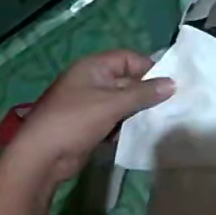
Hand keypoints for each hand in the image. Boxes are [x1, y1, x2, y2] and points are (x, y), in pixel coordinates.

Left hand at [5, 50, 174, 184]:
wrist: (43, 155)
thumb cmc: (75, 120)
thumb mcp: (112, 104)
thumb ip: (142, 94)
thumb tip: (172, 83)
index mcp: (92, 68)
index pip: (127, 58)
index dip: (149, 68)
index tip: (170, 84)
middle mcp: (91, 82)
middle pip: (126, 81)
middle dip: (146, 93)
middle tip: (171, 106)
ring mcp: (89, 105)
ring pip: (121, 103)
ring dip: (137, 112)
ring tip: (160, 121)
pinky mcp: (89, 126)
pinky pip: (114, 121)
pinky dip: (125, 127)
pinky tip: (140, 136)